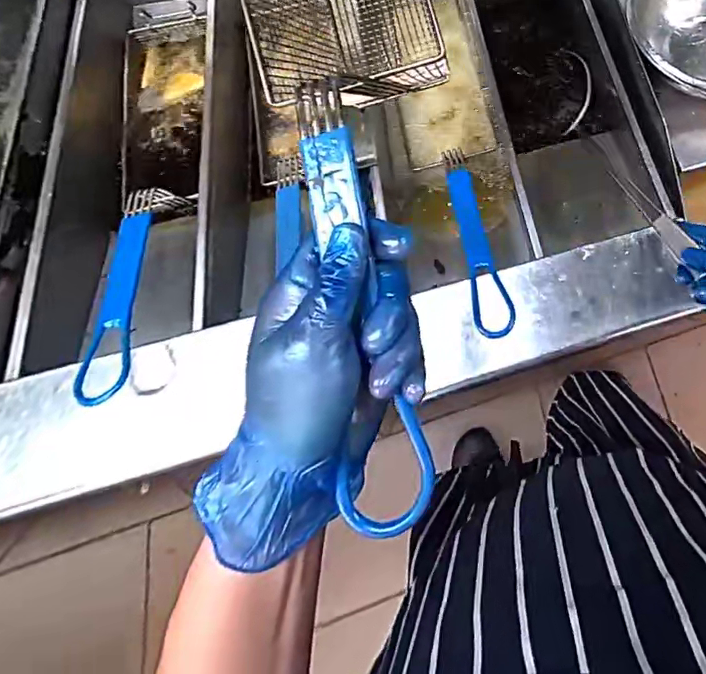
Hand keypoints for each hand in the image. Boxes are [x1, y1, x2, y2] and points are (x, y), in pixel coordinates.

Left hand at [193, 221, 423, 571]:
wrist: (305, 475)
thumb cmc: (293, 404)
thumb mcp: (311, 339)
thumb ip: (335, 285)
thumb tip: (348, 231)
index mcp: (304, 292)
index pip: (338, 241)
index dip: (368, 236)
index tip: (396, 246)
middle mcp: (335, 306)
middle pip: (382, 276)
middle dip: (388, 310)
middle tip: (373, 343)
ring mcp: (360, 335)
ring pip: (402, 314)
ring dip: (398, 350)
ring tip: (379, 383)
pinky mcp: (382, 363)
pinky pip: (412, 349)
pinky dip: (411, 370)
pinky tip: (404, 393)